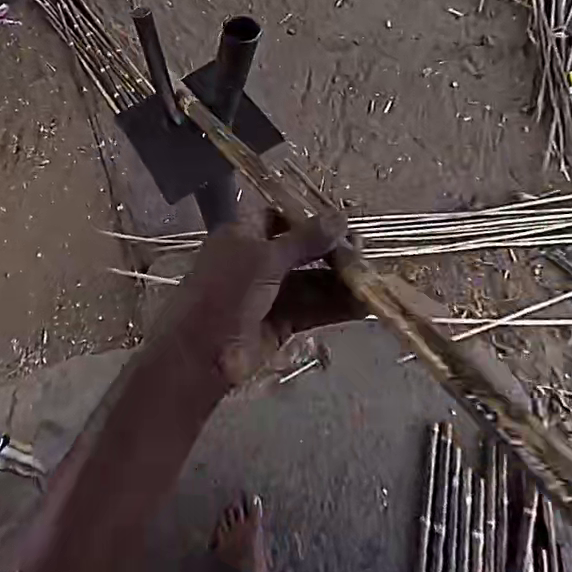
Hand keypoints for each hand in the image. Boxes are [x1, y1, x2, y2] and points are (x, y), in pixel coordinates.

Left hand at [155, 211, 359, 386]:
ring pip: (310, 281)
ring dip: (339, 282)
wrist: (199, 354)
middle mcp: (256, 260)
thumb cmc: (226, 291)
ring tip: (371, 281)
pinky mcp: (280, 322)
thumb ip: (304, 239)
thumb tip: (339, 218)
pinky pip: (312, 308)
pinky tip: (363, 305)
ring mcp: (269, 292)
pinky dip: (336, 306)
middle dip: (331, 252)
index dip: (309, 219)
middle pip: (301, 250)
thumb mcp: (265, 258)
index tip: (341, 223)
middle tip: (363, 254)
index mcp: (243, 235)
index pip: (280, 217)